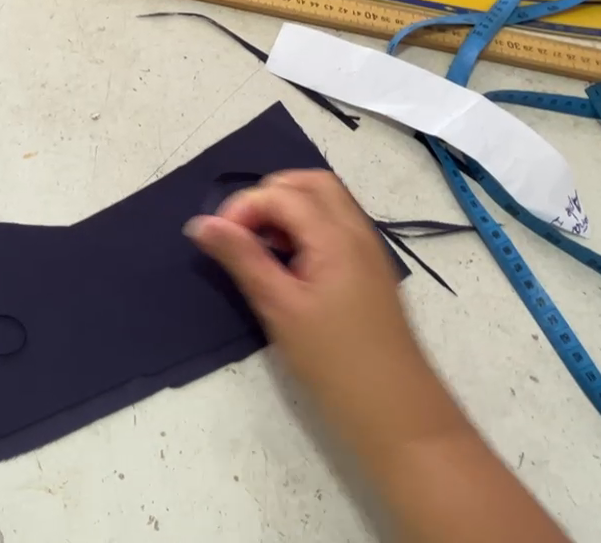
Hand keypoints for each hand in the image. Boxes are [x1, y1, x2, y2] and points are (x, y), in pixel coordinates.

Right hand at [185, 170, 415, 412]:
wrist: (400, 417)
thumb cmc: (334, 363)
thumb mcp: (279, 308)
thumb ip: (241, 258)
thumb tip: (200, 223)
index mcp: (336, 236)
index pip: (280, 193)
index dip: (243, 207)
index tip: (219, 240)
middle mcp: (357, 231)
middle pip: (310, 183)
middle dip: (269, 195)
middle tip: (243, 233)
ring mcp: (368, 250)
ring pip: (325, 202)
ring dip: (288, 210)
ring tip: (262, 249)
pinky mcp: (369, 271)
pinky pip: (334, 226)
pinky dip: (305, 228)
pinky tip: (288, 265)